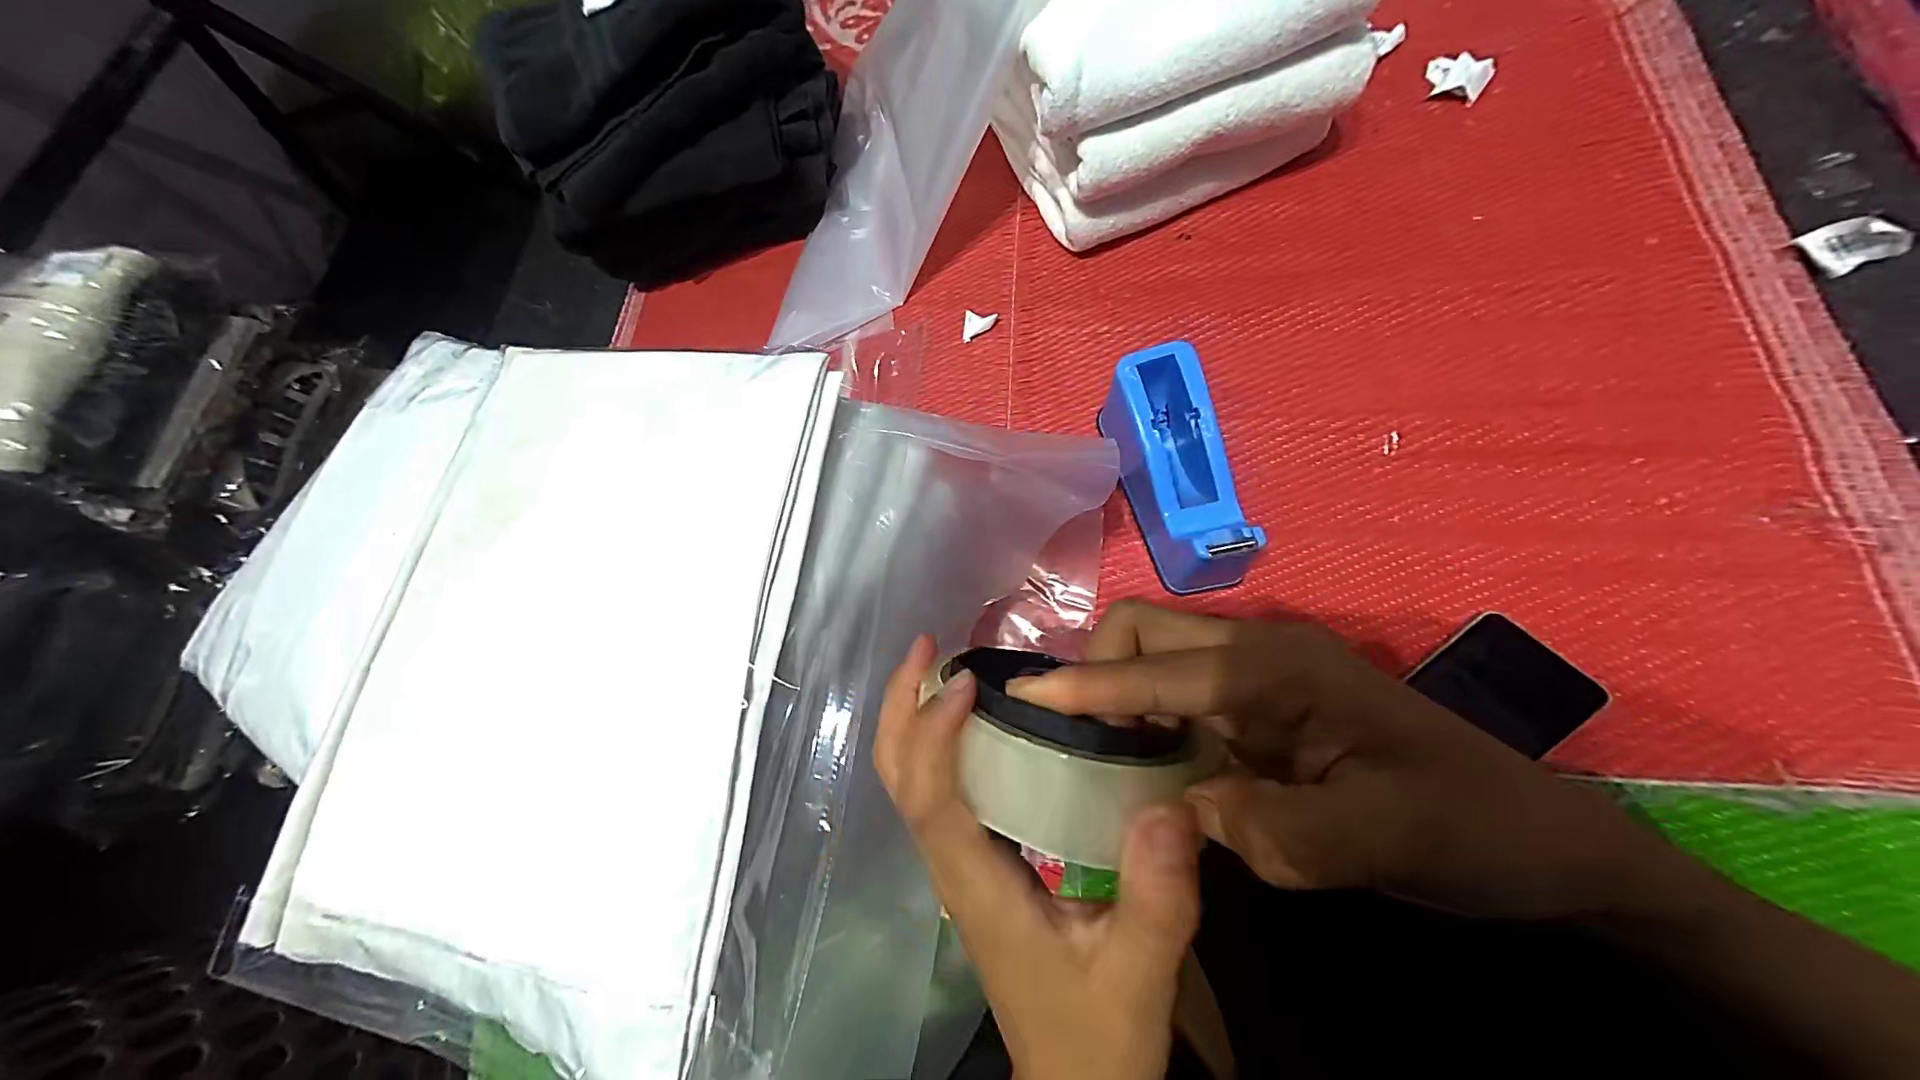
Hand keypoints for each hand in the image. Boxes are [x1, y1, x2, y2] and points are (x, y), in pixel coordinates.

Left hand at [876, 635, 1201, 1079]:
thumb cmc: (1097, 1036)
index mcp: (975, 885)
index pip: (930, 797)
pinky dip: (944, 741)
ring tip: (947, 664)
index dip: (934, 734)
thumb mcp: (1138, 976)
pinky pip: (944, 790)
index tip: (965, 681)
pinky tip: (984, 717)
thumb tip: (1170, 806)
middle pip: (899, 777)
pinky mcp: (978, 863)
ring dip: (916, 717)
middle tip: (927, 645)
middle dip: (900, 707)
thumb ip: (1157, 900)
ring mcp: (959, 863)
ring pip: (914, 780)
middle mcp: (952, 865)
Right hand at [1009, 600, 1686, 919]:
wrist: (1540, 838)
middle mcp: (1258, 653)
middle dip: (1095, 674)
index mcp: (1278, 668)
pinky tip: (1141, 765)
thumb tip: (1180, 809)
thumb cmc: (1464, 827)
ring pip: (1156, 661)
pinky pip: (1180, 696)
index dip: (1084, 683)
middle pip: (1144, 634)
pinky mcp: (1262, 703)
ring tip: (1086, 752)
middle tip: (1068, 741)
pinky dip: (1146, 721)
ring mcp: (1260, 675)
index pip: (1156, 665)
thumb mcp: (1371, 842)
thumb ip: (1264, 828)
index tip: (1022, 696)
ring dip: (1116, 697)